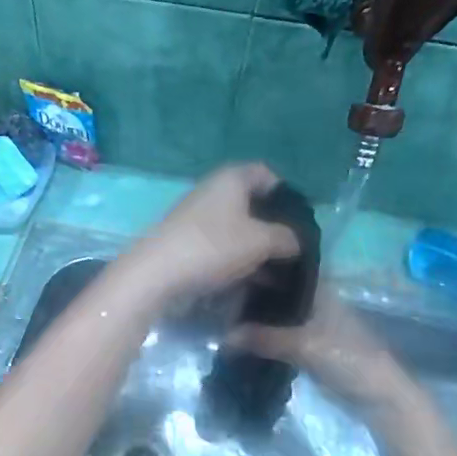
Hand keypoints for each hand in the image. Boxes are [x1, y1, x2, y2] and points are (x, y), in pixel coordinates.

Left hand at [119, 163, 302, 302]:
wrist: (156, 273)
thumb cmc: (213, 247)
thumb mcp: (260, 242)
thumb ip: (287, 238)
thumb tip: (297, 240)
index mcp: (232, 179)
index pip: (267, 174)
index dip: (287, 194)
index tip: (299, 221)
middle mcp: (214, 190)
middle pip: (253, 202)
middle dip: (274, 226)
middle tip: (293, 250)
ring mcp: (198, 215)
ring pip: (238, 226)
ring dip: (258, 246)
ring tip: (278, 273)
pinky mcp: (188, 239)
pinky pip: (223, 243)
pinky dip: (240, 257)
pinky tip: (252, 281)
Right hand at [229, 290, 418, 416]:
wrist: (378, 394)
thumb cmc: (347, 358)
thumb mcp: (303, 346)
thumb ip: (264, 339)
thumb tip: (224, 336)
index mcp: (318, 288)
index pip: (283, 271)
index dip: (258, 270)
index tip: (227, 272)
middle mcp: (314, 300)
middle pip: (278, 294)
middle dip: (253, 298)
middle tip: (219, 299)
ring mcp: (313, 324)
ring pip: (279, 316)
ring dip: (258, 320)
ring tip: (223, 317)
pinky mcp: (311, 346)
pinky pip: (282, 337)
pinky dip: (265, 338)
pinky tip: (242, 339)